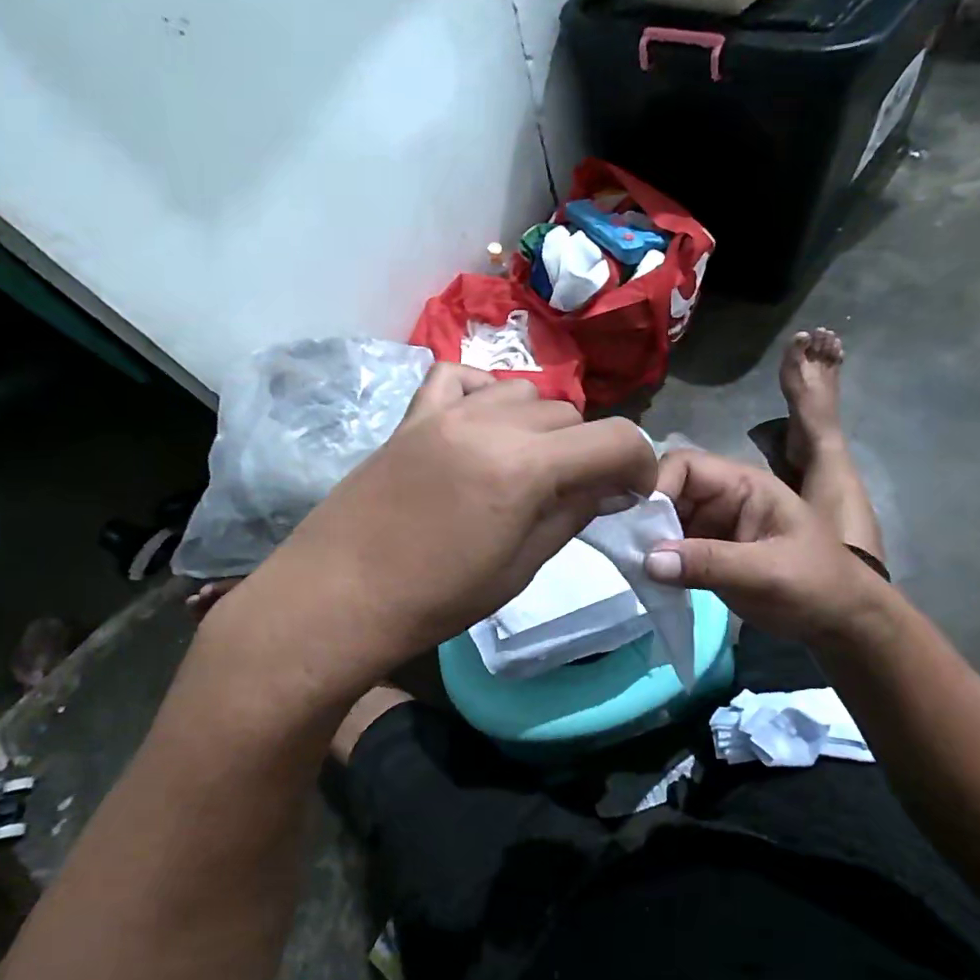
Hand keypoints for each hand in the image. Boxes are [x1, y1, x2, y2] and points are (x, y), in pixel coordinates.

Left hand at [222, 364, 657, 677]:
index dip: (639, 462)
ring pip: (523, 391)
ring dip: (542, 424)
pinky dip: (484, 395)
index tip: (633, 490)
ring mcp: (446, 412)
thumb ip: (571, 514)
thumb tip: (606, 487)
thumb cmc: (436, 600)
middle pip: (569, 414)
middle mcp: (490, 422)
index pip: (614, 439)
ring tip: (530, 463)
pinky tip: (481, 426)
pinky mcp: (411, 417)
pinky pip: (460, 379)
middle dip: (587, 450)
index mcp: (525, 466)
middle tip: (579, 490)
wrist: (340, 596)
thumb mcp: (521, 567)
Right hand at [645, 448, 888, 642]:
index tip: (639, 524)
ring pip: (664, 520)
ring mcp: (712, 528)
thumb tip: (647, 560)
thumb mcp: (767, 573)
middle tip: (629, 550)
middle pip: (669, 490)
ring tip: (633, 566)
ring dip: (647, 540)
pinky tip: (646, 577)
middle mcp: (723, 499)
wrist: (840, 625)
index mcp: (745, 486)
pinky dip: (655, 560)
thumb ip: (709, 563)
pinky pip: (670, 548)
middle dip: (647, 516)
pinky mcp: (705, 555)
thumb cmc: (816, 587)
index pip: (686, 465)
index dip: (658, 485)